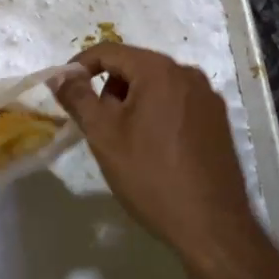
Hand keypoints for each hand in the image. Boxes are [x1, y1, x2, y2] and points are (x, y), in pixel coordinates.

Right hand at [53, 45, 278, 278]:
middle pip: (135, 67)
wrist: (212, 227)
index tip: (65, 90)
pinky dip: (159, 115)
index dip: (81, 67)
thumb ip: (78, 98)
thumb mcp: (104, 136)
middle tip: (101, 128)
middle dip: (111, 90)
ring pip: (157, 86)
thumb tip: (60, 75)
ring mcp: (207, 96)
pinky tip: (157, 151)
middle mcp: (187, 73)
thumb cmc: (151, 176)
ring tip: (129, 144)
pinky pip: (178, 103)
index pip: (109, 51)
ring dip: (135, 104)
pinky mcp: (218, 120)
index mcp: (159, 69)